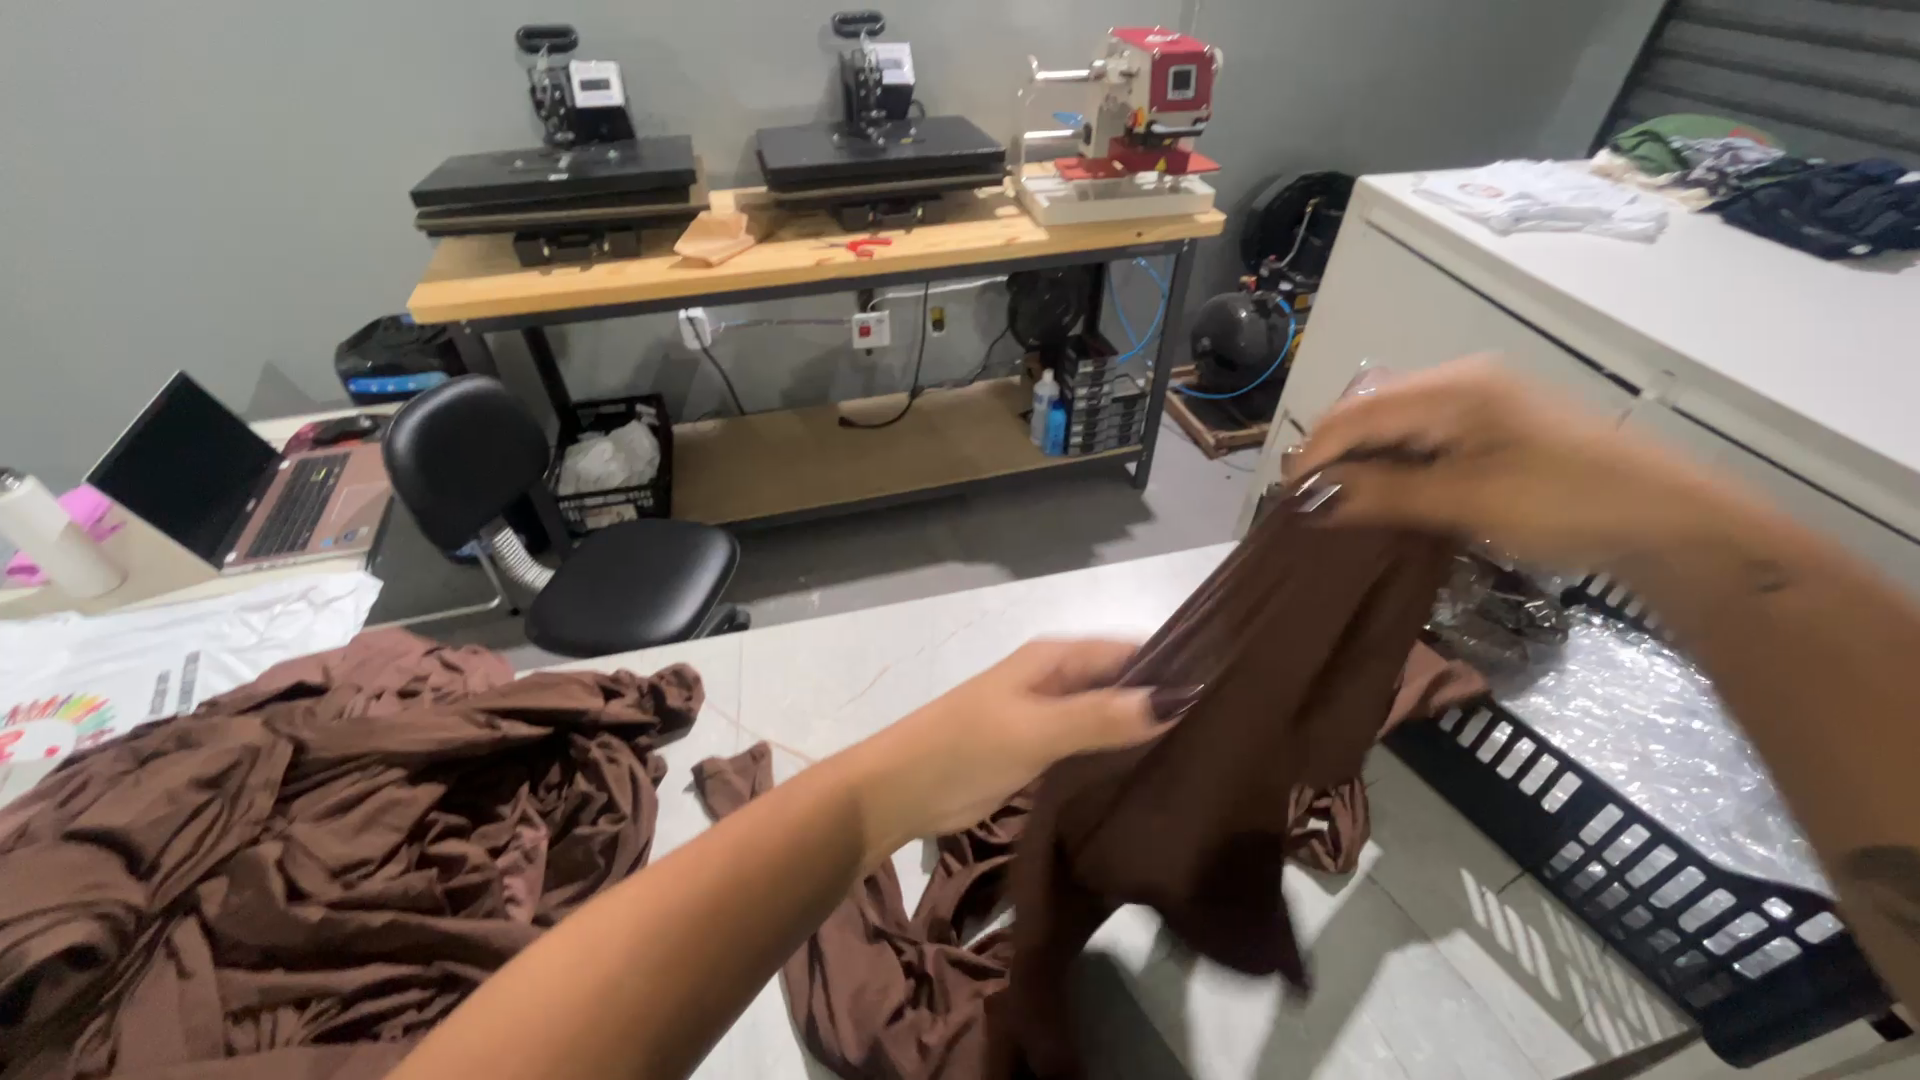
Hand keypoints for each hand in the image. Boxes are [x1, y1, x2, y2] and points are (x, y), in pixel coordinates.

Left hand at [843, 640, 1191, 851]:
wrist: (900, 791)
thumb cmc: (965, 746)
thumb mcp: (1037, 728)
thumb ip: (1102, 716)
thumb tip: (1178, 697)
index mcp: (1055, 658)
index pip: (1130, 651)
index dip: (1173, 667)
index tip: (1228, 695)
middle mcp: (1057, 680)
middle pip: (1123, 683)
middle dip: (1164, 702)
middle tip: (1225, 737)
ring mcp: (1049, 717)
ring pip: (1109, 716)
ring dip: (1143, 732)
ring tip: (1204, 760)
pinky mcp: (1041, 753)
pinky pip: (1091, 746)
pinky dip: (1117, 757)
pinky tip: (1152, 780)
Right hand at [1295, 356, 1725, 569]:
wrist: (1667, 522)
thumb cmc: (1563, 504)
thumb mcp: (1462, 501)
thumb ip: (1380, 493)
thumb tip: (1308, 498)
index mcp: (1453, 387)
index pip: (1356, 411)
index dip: (1312, 453)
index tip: (1287, 499)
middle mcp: (1461, 381)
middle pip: (1369, 410)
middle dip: (1332, 454)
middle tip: (1310, 503)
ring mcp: (1480, 401)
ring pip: (1392, 424)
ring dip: (1360, 460)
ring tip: (1339, 502)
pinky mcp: (1493, 426)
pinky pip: (1419, 436)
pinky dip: (1391, 463)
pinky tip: (1384, 492)